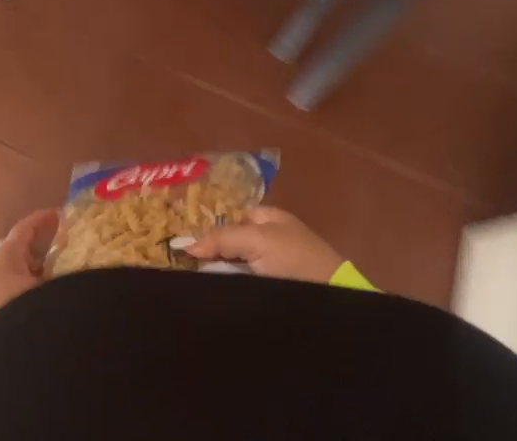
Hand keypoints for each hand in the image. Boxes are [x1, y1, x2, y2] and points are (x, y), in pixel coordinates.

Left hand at [0, 209, 59, 323]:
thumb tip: (72, 281)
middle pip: (22, 248)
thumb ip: (53, 284)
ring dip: (31, 271)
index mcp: (8, 250)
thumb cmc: (0, 302)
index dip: (42, 219)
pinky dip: (21, 286)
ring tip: (50, 281)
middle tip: (61, 254)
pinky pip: (7, 284)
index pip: (27, 226)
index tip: (59, 214)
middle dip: (40, 249)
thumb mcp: (33, 292)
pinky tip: (29, 300)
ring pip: (15, 268)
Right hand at [182, 206, 343, 282]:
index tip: (186, 250)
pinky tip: (217, 298)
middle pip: (232, 246)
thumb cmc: (295, 259)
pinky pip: (246, 287)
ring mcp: (274, 268)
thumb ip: (222, 238)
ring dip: (221, 276)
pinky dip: (233, 291)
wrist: (330, 297)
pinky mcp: (276, 291)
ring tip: (196, 287)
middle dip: (213, 257)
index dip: (210, 232)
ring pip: (237, 269)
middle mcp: (270, 239)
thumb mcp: (257, 240)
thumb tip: (185, 245)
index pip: (231, 221)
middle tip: (188, 271)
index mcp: (268, 219)